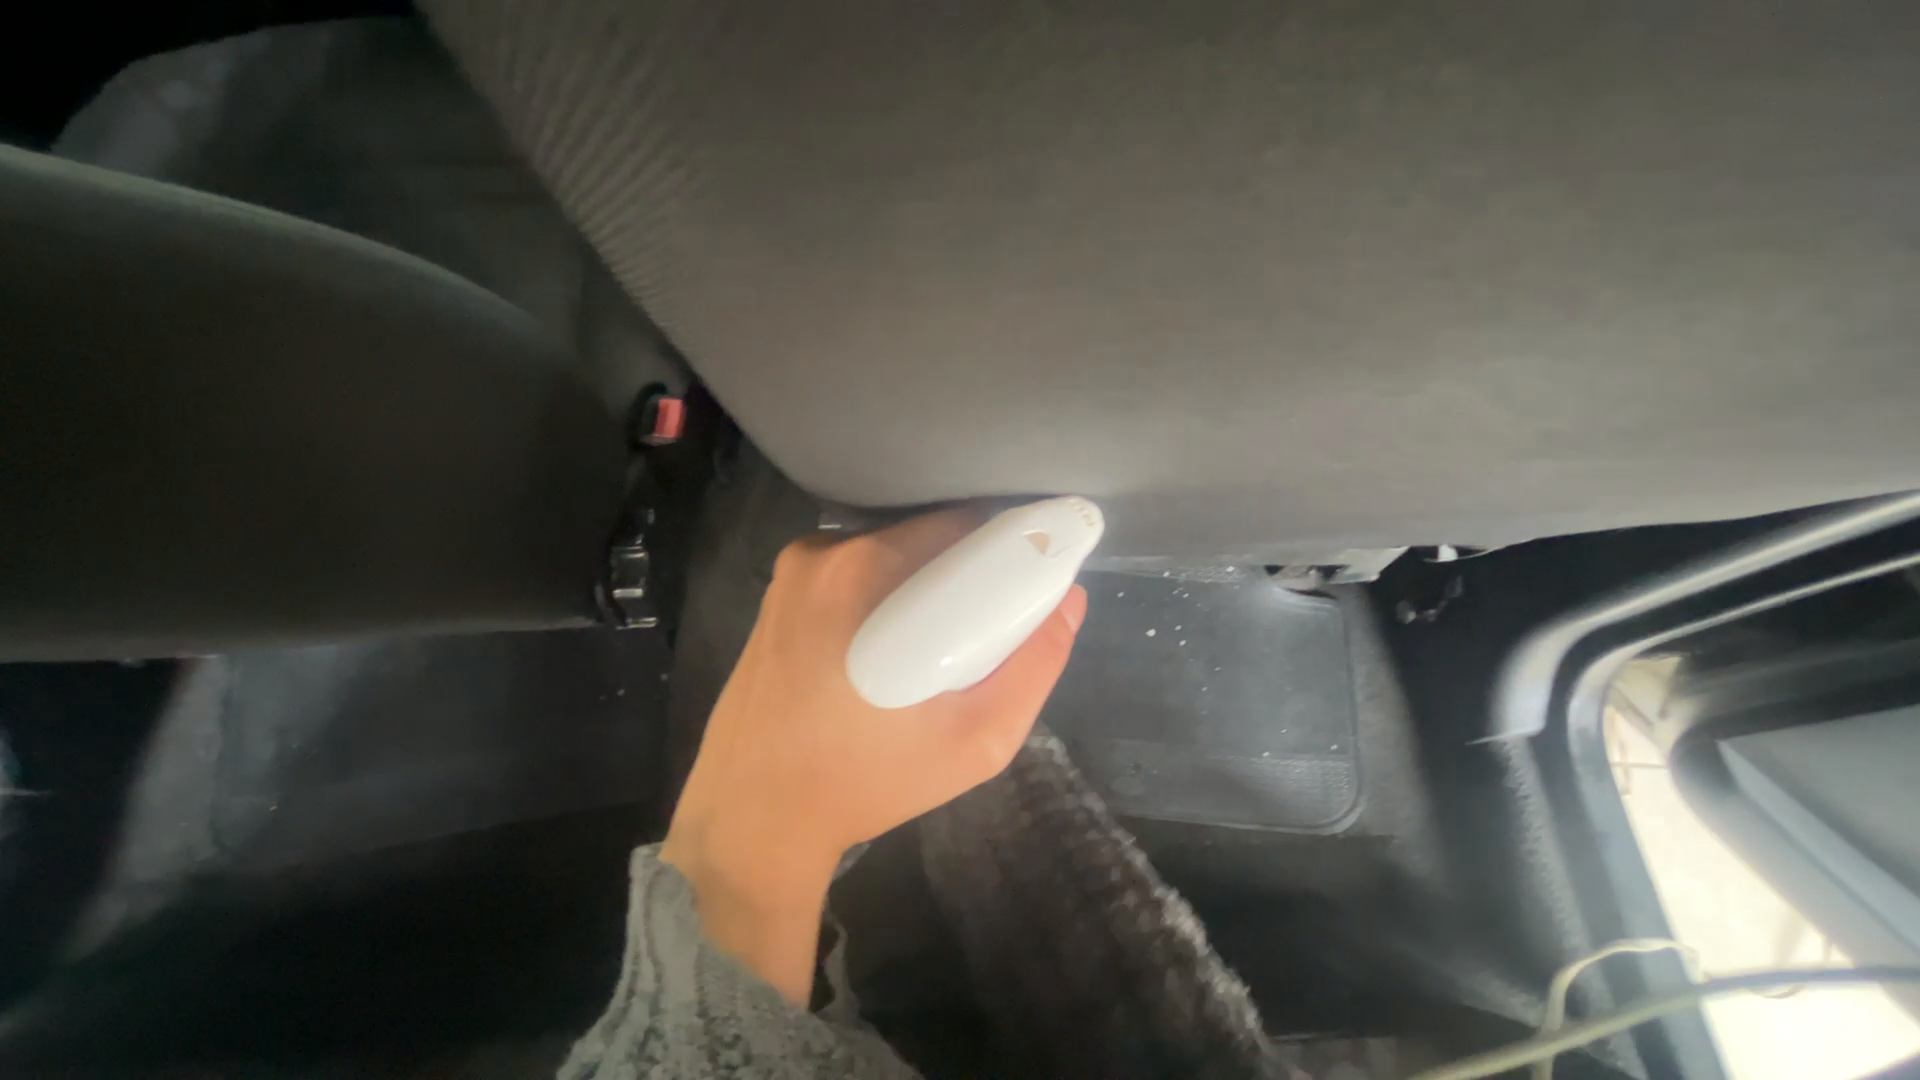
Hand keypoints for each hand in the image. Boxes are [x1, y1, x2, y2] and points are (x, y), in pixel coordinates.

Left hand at [661, 508, 1087, 1002]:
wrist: (753, 818)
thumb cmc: (867, 780)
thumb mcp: (975, 740)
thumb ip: (1033, 667)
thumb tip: (1069, 601)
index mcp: (869, 570)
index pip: (964, 526)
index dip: (1008, 550)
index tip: (1027, 587)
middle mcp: (825, 552)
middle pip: (925, 534)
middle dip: (966, 570)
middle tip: (986, 627)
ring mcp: (793, 571)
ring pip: (889, 550)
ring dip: (924, 581)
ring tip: (938, 642)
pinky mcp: (775, 593)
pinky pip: (851, 572)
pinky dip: (882, 592)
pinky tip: (888, 645)